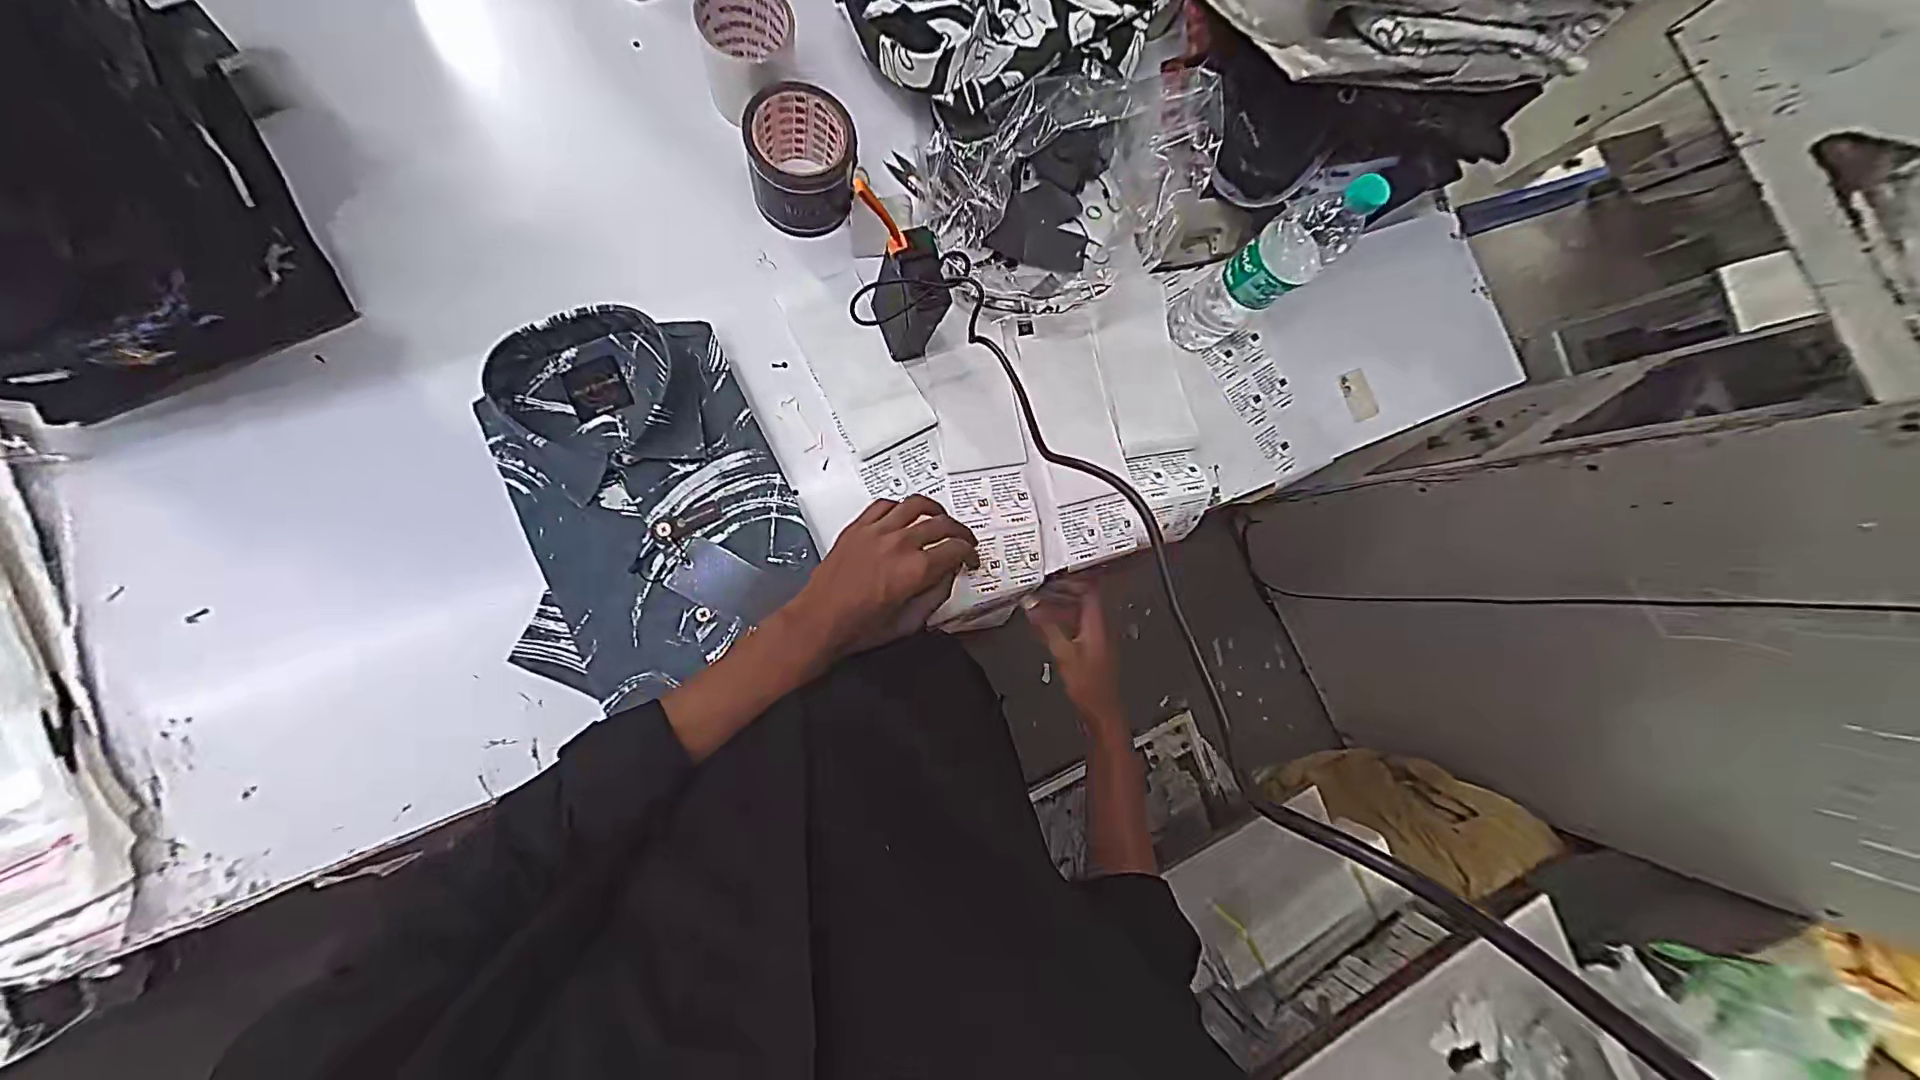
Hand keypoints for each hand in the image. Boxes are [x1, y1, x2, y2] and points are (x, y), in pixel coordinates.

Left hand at [784, 495, 977, 659]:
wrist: (819, 622)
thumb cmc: (856, 627)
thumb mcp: (909, 622)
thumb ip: (936, 596)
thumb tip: (948, 578)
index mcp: (915, 570)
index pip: (956, 548)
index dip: (970, 552)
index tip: (969, 558)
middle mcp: (898, 545)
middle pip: (942, 524)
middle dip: (959, 532)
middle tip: (961, 540)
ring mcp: (877, 533)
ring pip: (916, 505)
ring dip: (935, 511)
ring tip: (940, 518)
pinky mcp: (858, 529)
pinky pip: (885, 504)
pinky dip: (901, 506)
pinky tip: (905, 513)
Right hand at [1023, 576, 1124, 737]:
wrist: (1102, 712)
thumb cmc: (1089, 688)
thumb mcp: (1063, 654)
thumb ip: (1047, 628)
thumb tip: (1033, 610)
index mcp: (1097, 625)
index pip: (1089, 591)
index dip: (1072, 582)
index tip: (1054, 579)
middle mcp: (1101, 629)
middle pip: (1085, 600)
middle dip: (1063, 593)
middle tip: (1044, 591)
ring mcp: (1099, 640)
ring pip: (1080, 614)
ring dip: (1061, 608)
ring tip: (1042, 608)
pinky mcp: (1094, 650)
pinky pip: (1078, 627)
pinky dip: (1063, 623)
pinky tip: (1049, 629)